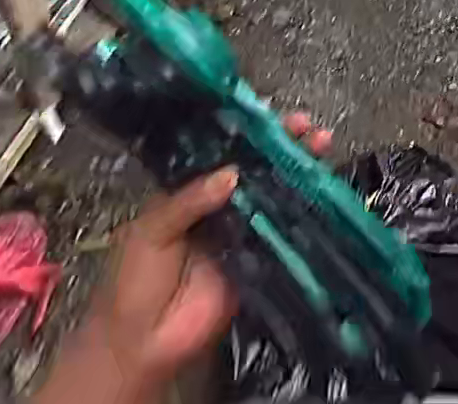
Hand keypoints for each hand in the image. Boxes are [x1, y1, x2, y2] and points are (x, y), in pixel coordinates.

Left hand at [33, 112, 333, 403]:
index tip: (271, 115)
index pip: (226, 151)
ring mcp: (243, 230)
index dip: (249, 132)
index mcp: (195, 186)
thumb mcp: (154, 227)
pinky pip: (282, 232)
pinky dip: (302, 212)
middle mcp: (223, 203)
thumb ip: (191, 199)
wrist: (142, 343)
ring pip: (275, 193)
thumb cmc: (136, 276)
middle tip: (306, 126)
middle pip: (258, 167)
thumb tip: (233, 174)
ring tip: (322, 143)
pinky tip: (322, 191)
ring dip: (299, 170)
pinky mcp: (259, 260)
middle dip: (284, 144)